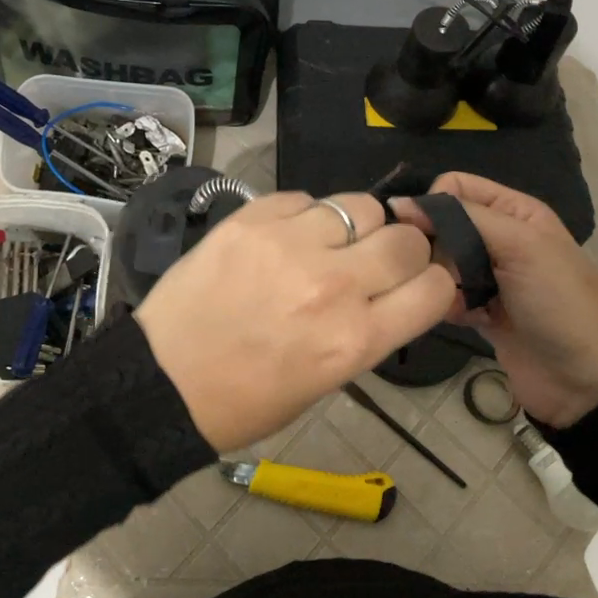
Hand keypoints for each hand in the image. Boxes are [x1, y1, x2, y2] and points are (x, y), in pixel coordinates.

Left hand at [134, 192, 454, 452]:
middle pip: (405, 239)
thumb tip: (389, 291)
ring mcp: (289, 244)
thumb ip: (366, 330)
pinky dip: (304, 214)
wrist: (162, 380)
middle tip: (373, 260)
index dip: (432, 281)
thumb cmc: (246, 399)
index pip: (434, 286)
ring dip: (354, 225)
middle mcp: (333, 285)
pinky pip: (303, 197)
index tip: (416, 281)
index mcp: (356, 339)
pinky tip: (286, 237)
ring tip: (328, 242)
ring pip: (359, 205)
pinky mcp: (251, 218)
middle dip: (401, 248)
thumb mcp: (326, 381)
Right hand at [392, 173, 597, 427]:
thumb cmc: (559, 301)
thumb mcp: (520, 244)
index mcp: (513, 212)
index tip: (421, 233)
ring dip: (435, 277)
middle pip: (441, 224)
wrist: (590, 380)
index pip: (454, 187)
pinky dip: (443, 305)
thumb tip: (399, 203)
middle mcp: (499, 237)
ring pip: (438, 261)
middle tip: (434, 269)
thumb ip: (463, 217)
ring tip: (445, 295)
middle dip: (430, 244)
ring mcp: (489, 276)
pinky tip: (457, 317)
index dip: (432, 204)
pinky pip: (444, 296)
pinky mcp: (480, 310)